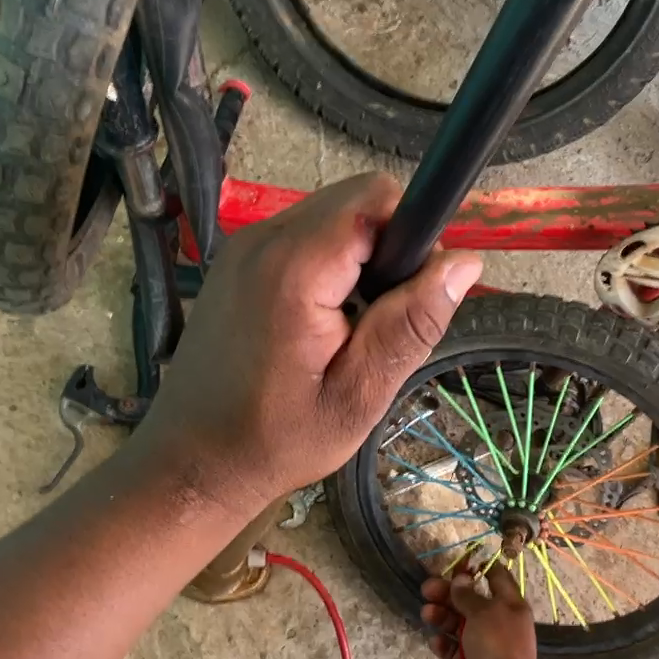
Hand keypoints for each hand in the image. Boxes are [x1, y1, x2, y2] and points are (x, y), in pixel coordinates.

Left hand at [140, 172, 482, 514]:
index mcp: (294, 269)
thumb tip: (465, 263)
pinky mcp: (237, 259)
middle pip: (355, 199)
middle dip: (388, 245)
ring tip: (353, 323)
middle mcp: (263, 240)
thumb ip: (411, 324)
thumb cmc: (276, 439)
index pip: (375, 197)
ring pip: (332, 213)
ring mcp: (244, 246)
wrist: (192, 461)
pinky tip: (324, 318)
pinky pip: (304, 233)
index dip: (410, 235)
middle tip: (383, 316)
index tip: (410, 295)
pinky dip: (330, 261)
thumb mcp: (359, 396)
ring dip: (360, 255)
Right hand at [421, 562, 539, 658]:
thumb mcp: (483, 611)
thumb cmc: (497, 644)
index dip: (477, 568)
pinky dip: (445, 644)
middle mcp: (499, 622)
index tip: (456, 565)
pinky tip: (435, 642)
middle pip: (471, 601)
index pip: (496, 577)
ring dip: (442, 617)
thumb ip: (468, 595)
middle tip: (426, 589)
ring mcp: (485, 645)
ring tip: (426, 614)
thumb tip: (461, 579)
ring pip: (460, 625)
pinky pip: (455, 650)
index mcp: (510, 604)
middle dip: (448, 594)